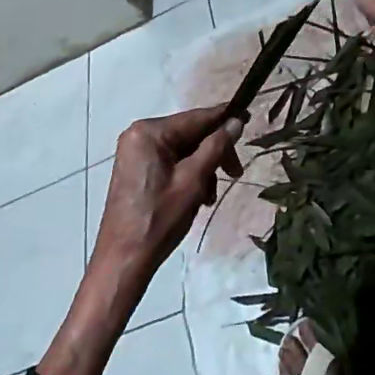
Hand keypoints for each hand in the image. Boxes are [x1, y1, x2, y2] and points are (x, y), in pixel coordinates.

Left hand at [92, 105, 243, 274]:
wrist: (125, 258)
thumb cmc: (159, 218)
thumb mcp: (193, 180)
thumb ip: (215, 147)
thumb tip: (235, 121)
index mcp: (149, 132)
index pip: (196, 118)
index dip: (224, 118)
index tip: (250, 117)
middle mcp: (139, 135)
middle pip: (190, 134)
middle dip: (214, 153)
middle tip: (235, 173)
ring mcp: (136, 153)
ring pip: (183, 150)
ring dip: (203, 168)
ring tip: (209, 196)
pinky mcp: (137, 170)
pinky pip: (171, 162)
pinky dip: (188, 175)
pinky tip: (197, 197)